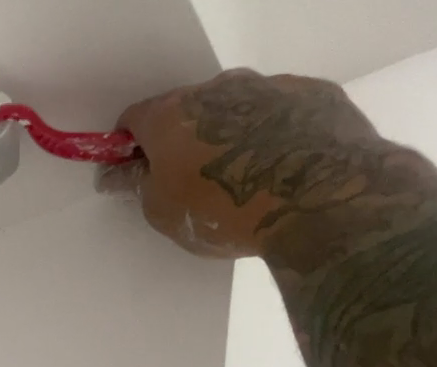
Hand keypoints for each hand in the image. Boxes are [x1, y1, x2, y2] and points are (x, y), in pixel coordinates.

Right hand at [100, 70, 384, 258]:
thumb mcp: (162, 210)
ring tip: (240, 175)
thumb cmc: (221, 211)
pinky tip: (278, 165)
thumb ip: (137, 184)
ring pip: (235, 107)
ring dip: (226, 133)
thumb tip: (116, 174)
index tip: (135, 172)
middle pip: (186, 110)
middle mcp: (218, 88)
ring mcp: (271, 85)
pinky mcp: (315, 93)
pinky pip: (279, 110)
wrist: (321, 200)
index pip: (134, 119)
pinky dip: (270, 132)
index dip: (129, 147)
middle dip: (180, 139)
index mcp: (171, 115)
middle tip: (188, 179)